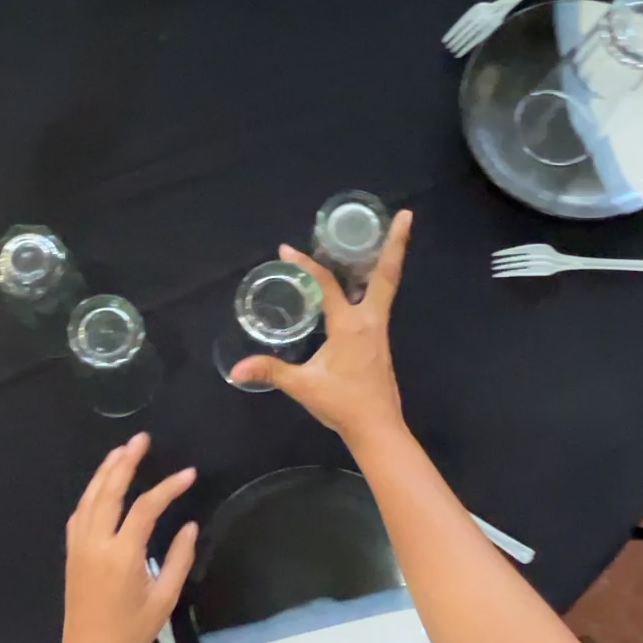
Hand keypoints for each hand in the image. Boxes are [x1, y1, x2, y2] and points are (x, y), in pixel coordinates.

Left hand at [59, 433, 199, 642]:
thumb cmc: (130, 633)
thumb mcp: (163, 600)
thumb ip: (178, 559)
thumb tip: (188, 526)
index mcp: (121, 555)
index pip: (146, 508)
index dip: (168, 487)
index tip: (188, 474)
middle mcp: (96, 543)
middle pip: (109, 491)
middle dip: (125, 462)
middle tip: (141, 439)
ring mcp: (79, 546)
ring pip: (90, 498)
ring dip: (105, 471)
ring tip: (122, 451)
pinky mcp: (71, 553)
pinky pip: (79, 513)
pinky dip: (91, 493)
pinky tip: (101, 486)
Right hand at [231, 209, 413, 447]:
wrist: (377, 428)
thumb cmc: (342, 404)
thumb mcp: (303, 386)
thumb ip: (272, 372)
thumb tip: (238, 369)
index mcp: (350, 326)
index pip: (327, 285)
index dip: (306, 266)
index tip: (287, 249)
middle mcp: (371, 321)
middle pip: (386, 274)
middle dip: (395, 244)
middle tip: (405, 215)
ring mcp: (380, 331)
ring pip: (386, 287)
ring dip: (386, 261)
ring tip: (385, 238)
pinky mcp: (380, 343)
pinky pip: (380, 302)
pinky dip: (376, 284)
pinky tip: (364, 286)